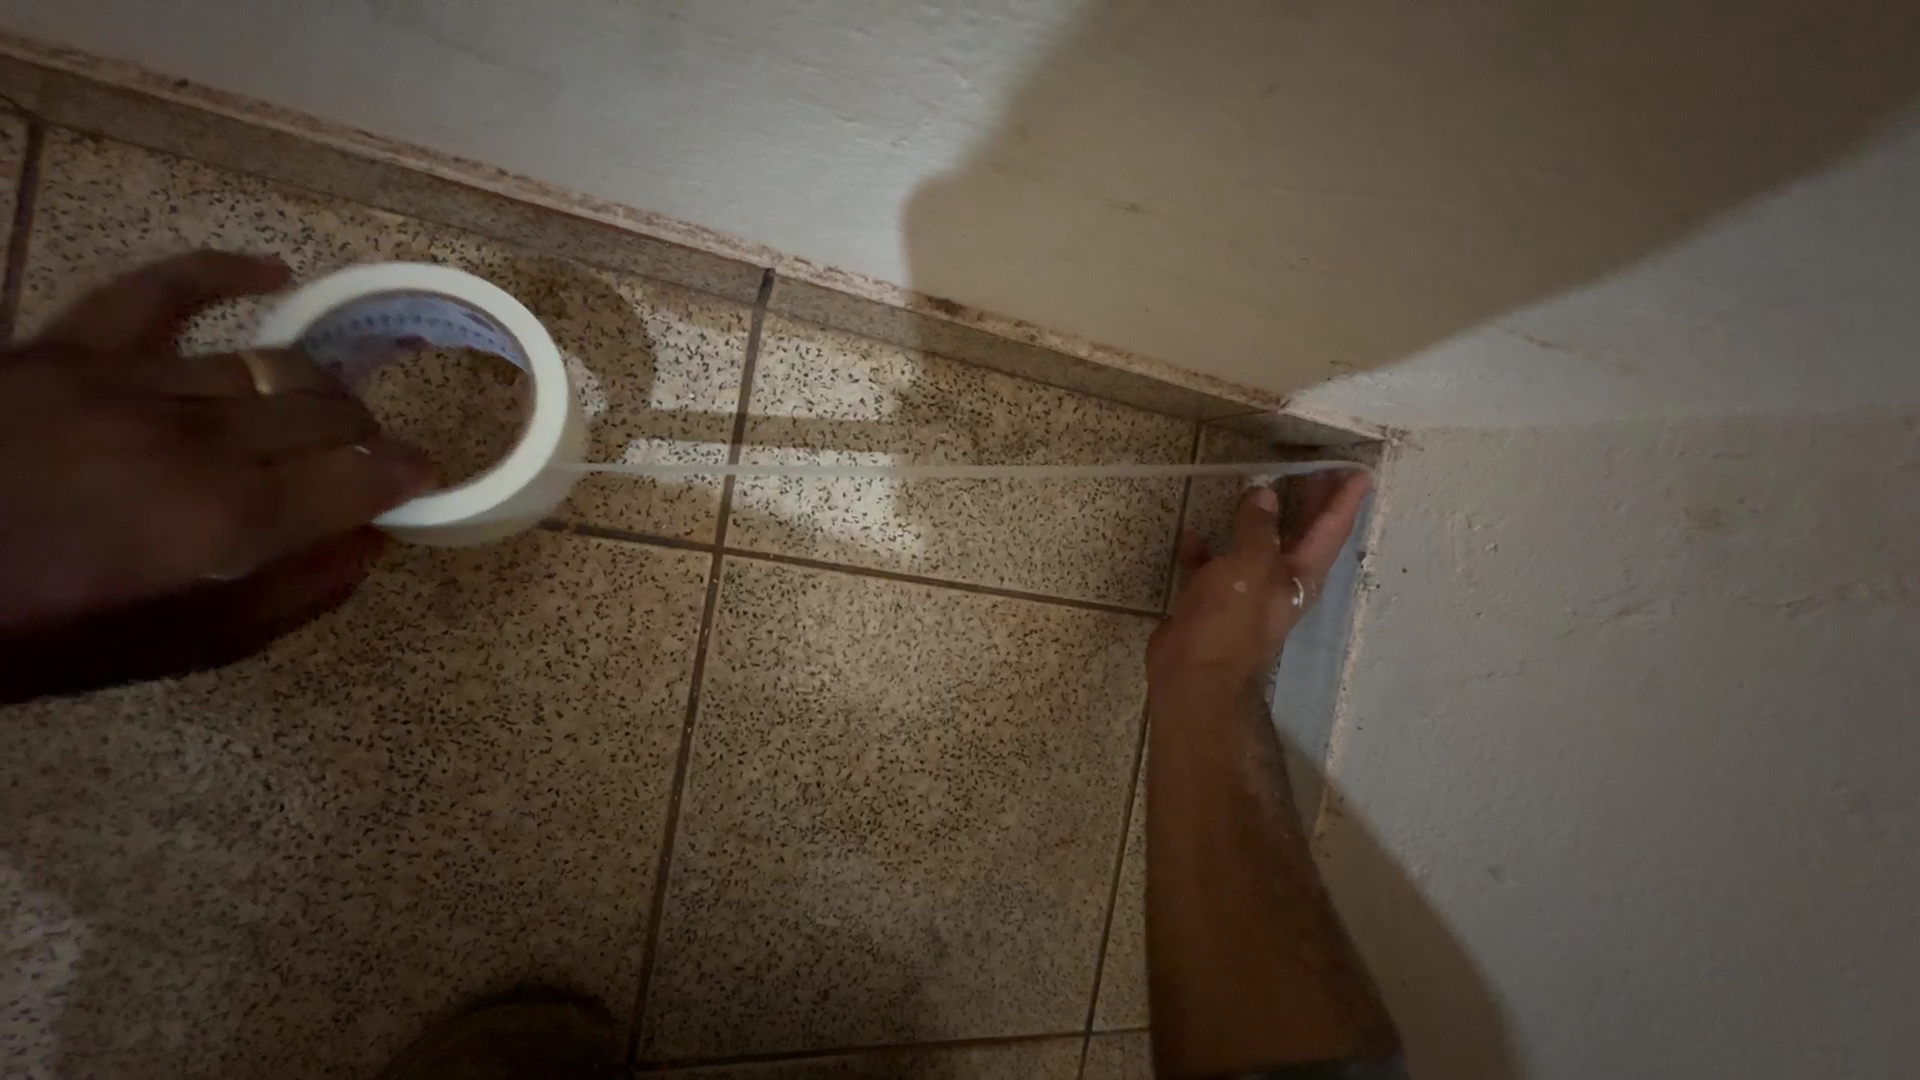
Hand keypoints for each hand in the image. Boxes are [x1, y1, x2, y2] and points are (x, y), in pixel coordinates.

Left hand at [0, 251, 432, 701]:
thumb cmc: (48, 630)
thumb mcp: (195, 642)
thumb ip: (303, 592)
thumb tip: (372, 539)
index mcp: (228, 523)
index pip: (368, 474)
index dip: (411, 473)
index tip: (422, 479)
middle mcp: (193, 444)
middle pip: (331, 414)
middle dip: (368, 437)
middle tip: (363, 460)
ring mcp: (124, 387)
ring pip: (274, 365)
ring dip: (320, 392)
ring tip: (322, 410)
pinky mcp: (60, 352)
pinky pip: (154, 292)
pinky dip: (219, 274)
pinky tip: (273, 271)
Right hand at [1147, 470, 1371, 689]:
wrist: (1193, 673)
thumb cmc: (1230, 619)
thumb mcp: (1250, 564)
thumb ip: (1258, 527)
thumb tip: (1264, 495)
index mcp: (1300, 575)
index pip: (1331, 530)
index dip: (1345, 501)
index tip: (1360, 474)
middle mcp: (1279, 583)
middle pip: (1302, 537)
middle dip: (1312, 506)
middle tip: (1318, 473)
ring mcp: (1245, 595)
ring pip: (1257, 549)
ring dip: (1260, 522)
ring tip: (1257, 491)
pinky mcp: (1212, 604)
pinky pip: (1213, 568)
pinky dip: (1207, 551)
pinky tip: (1193, 536)